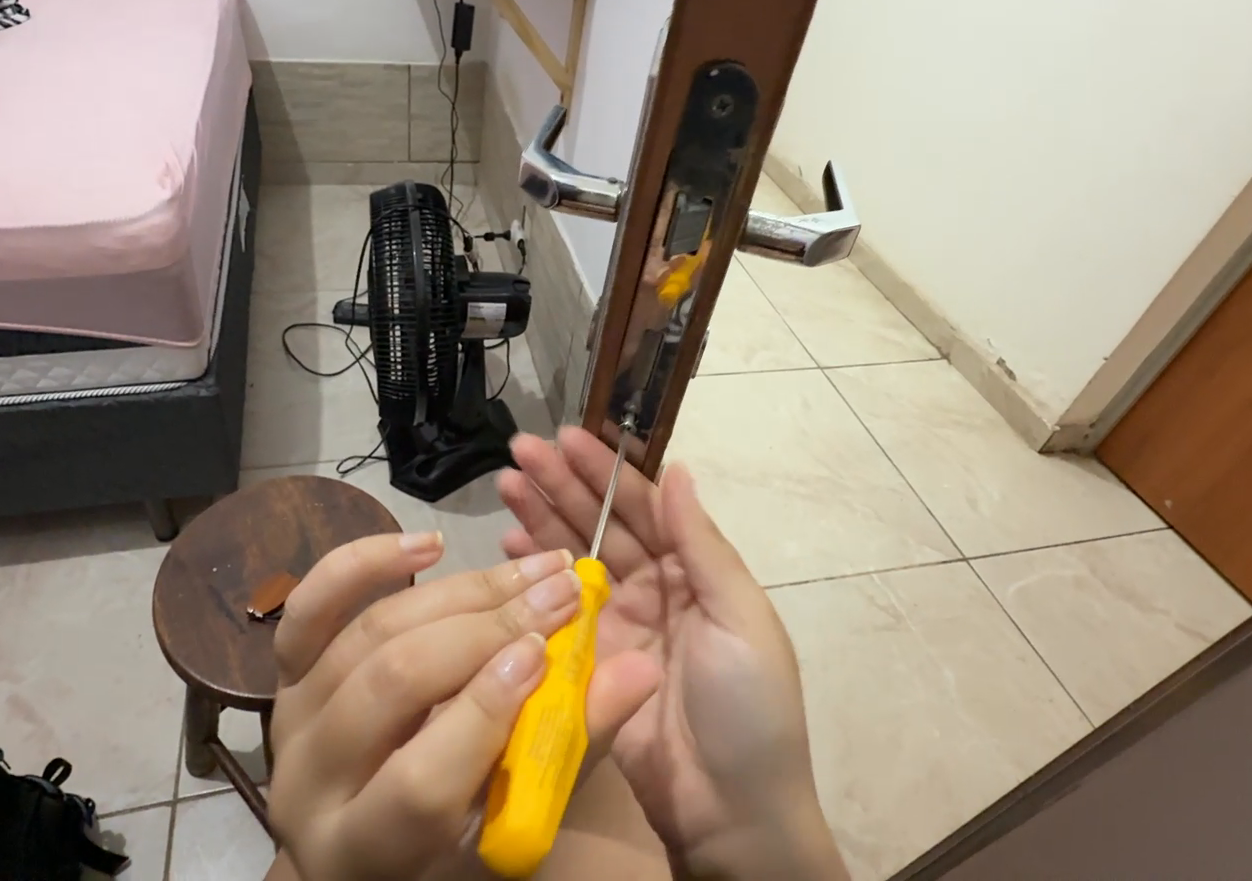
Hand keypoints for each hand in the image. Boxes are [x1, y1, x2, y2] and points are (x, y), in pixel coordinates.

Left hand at [266, 531, 661, 879]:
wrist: (354, 835)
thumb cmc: (444, 844)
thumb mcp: (508, 821)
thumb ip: (568, 747)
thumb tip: (638, 668)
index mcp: (363, 848)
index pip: (420, 777)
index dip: (486, 707)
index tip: (549, 648)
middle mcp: (309, 777)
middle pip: (396, 682)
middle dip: (487, 627)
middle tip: (561, 589)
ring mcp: (291, 713)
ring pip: (373, 631)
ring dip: (461, 589)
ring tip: (531, 567)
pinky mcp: (287, 670)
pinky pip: (314, 603)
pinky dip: (368, 562)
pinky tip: (430, 542)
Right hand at [498, 430, 847, 879]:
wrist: (729, 813)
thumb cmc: (746, 705)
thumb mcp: (740, 617)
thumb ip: (701, 544)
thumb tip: (680, 468)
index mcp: (693, 570)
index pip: (644, 506)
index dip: (604, 471)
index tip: (565, 437)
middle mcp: (652, 587)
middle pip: (600, 524)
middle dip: (561, 484)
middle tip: (519, 450)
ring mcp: (615, 624)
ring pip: (572, 558)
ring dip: (539, 519)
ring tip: (504, 484)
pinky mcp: (585, 662)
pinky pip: (555, 608)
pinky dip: (531, 575)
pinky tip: (507, 545)